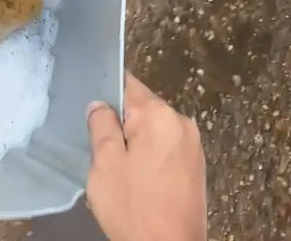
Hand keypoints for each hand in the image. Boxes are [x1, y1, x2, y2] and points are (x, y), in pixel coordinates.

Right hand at [85, 73, 207, 240]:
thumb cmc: (134, 207)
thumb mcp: (105, 165)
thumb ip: (101, 126)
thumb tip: (99, 104)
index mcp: (158, 114)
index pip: (126, 83)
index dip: (106, 93)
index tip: (93, 113)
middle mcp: (181, 121)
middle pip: (142, 107)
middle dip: (122, 123)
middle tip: (105, 151)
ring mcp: (193, 144)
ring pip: (154, 129)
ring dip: (138, 141)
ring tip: (123, 170)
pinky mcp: (198, 167)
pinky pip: (167, 147)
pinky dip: (153, 156)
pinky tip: (142, 180)